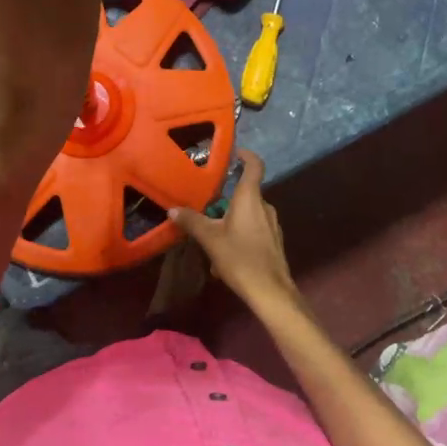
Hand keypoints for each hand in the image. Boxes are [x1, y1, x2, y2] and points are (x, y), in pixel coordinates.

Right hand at [169, 149, 297, 308]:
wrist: (271, 291)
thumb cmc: (240, 258)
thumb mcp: (210, 239)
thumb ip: (192, 222)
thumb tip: (172, 209)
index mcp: (250, 198)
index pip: (255, 165)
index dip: (246, 155)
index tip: (234, 153)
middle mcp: (264, 206)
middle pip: (246, 193)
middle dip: (227, 197)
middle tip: (208, 204)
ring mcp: (272, 225)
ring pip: (249, 214)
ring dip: (231, 220)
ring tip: (212, 236)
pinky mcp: (274, 242)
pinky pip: (254, 230)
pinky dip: (240, 235)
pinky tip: (225, 257)